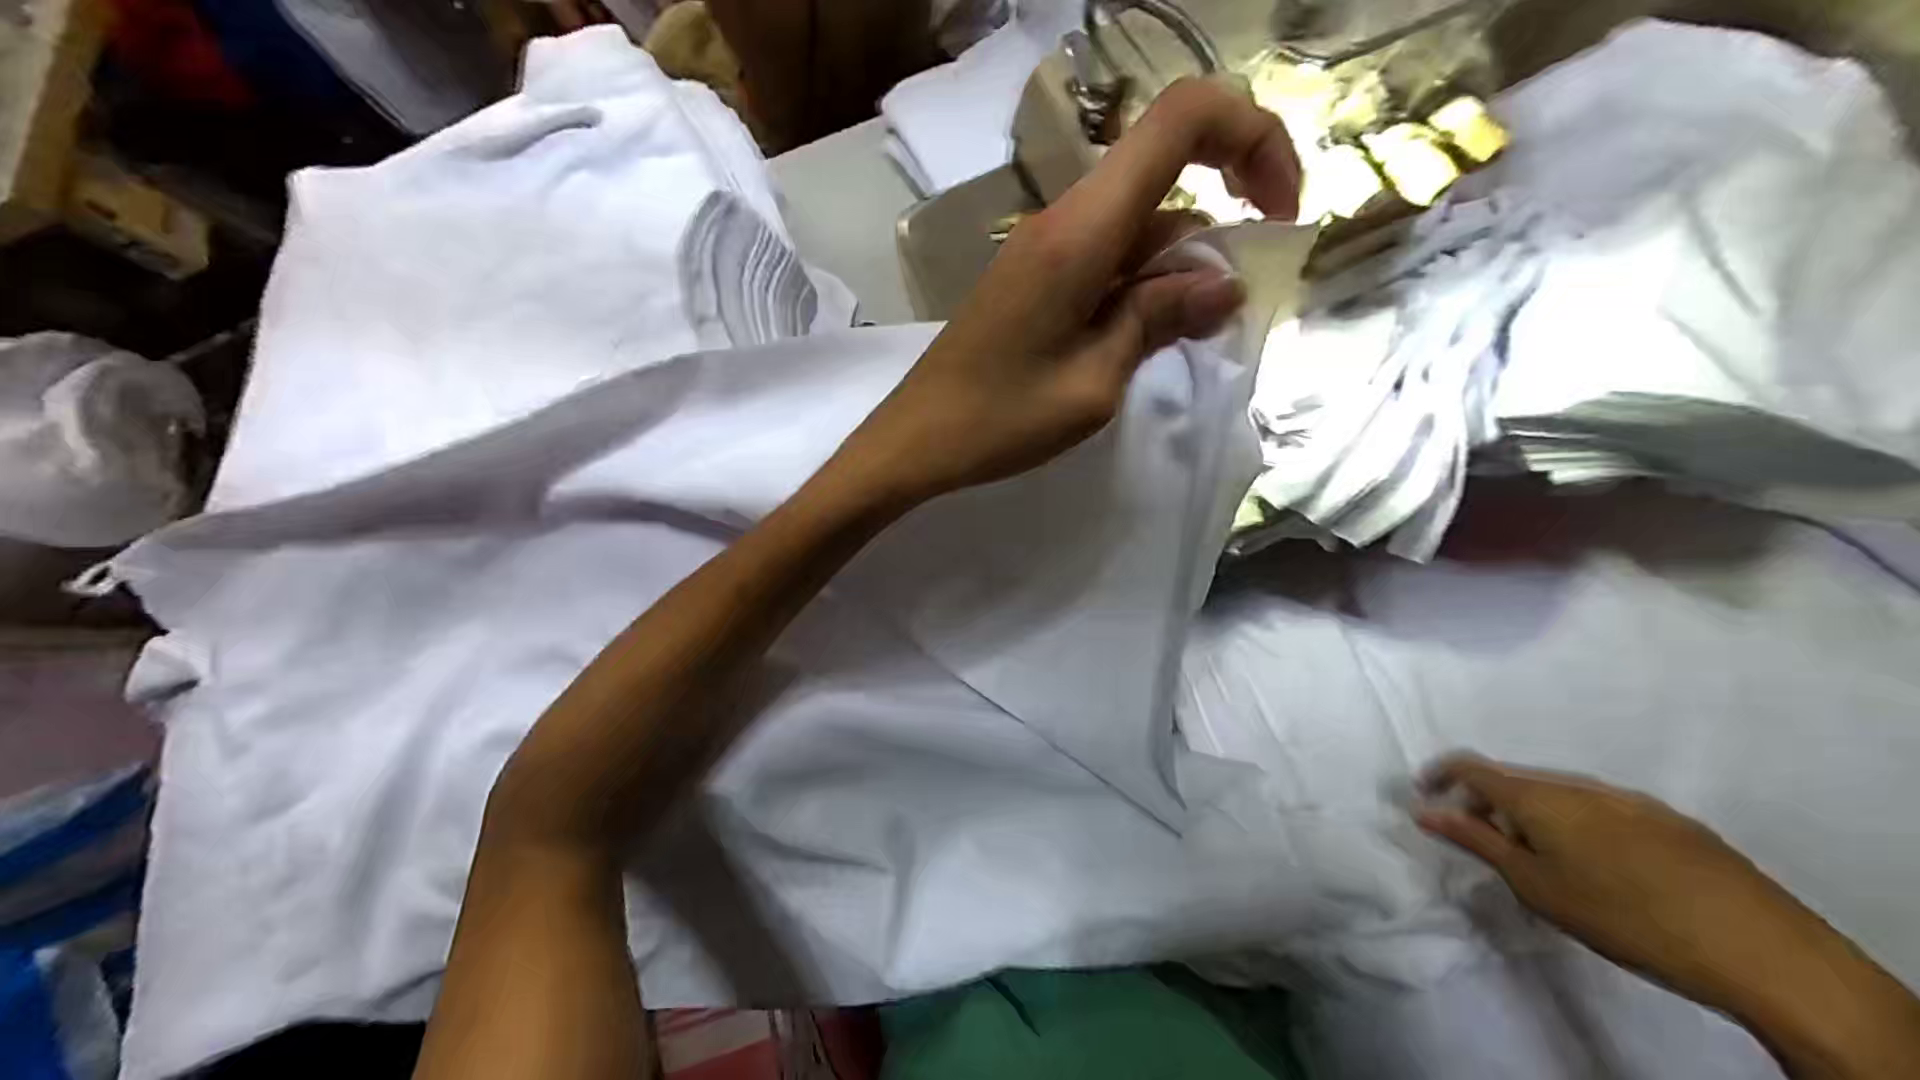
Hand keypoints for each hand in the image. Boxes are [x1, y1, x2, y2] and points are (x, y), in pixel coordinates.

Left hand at [832, 77, 1300, 506]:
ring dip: (1180, 269)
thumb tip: (1225, 286)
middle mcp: (1063, 221)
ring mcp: (1044, 249)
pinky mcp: (1033, 279)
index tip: (1279, 209)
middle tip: (1231, 310)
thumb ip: (1159, 320)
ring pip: (1138, 226)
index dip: (1250, 137)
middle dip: (1219, 229)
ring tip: (1189, 340)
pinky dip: (1141, 286)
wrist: (914, 442)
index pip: (1181, 119)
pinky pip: (1106, 259)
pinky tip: (1145, 340)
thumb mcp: (1095, 383)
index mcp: (1081, 231)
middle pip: (1165, 178)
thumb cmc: (998, 422)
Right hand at [1419, 755, 1919, 1079]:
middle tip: (1481, 839)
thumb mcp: (1535, 886)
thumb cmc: (1622, 916)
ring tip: (1539, 858)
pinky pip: (1600, 807)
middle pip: (1514, 780)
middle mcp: (1579, 784)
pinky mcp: (1670, 821)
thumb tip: (1424, 810)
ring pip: (1559, 793)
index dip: (1439, 774)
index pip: (1471, 766)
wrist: (1760, 949)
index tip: (1423, 794)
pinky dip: (1575, 823)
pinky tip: (1599, 866)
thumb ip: (1477, 841)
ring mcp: (1630, 799)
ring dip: (1532, 814)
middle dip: (1486, 802)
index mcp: (1539, 796)